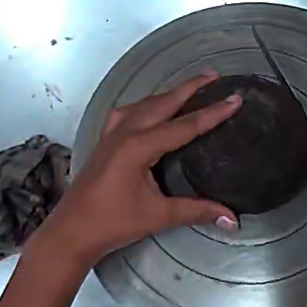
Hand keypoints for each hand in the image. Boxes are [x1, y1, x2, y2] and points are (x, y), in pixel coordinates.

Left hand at [36, 68, 241, 269]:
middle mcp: (126, 132)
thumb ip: (197, 211)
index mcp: (140, 146)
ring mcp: (112, 134)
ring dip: (169, 93)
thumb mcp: (158, 215)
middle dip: (191, 87)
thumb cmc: (112, 223)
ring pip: (146, 104)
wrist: (72, 231)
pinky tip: (152, 108)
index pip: (186, 125)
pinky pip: (129, 112)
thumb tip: (232, 218)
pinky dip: (147, 104)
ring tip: (191, 86)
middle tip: (214, 76)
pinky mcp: (105, 140)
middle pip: (164, 102)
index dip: (213, 113)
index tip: (234, 99)